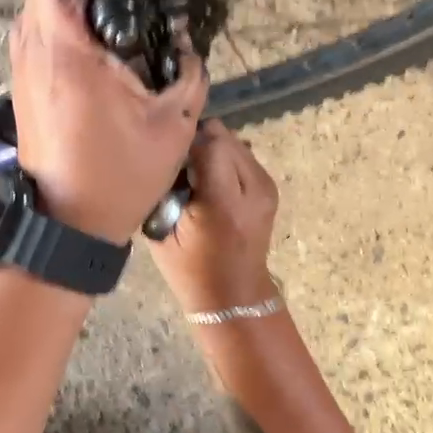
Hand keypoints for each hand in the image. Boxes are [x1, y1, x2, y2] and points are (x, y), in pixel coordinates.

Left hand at [11, 0, 207, 241]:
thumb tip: (188, 41)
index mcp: (66, 51)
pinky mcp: (22, 91)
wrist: (68, 224)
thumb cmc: (119, 175)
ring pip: (34, 12)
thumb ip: (187, 73)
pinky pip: (36, 39)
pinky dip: (58, 23)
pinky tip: (92, 36)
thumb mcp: (172, 123)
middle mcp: (33, 53)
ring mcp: (22, 73)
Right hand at [147, 120, 279, 311]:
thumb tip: (164, 154)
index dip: (184, 142)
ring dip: (211, 149)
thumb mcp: (163, 233)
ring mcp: (266, 185)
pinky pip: (242, 155)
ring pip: (234, 141)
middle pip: (223, 136)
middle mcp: (253, 187)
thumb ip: (164, 189)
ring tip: (193, 174)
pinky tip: (208, 181)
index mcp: (224, 202)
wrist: (235, 296)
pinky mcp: (269, 187)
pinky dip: (223, 159)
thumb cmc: (191, 271)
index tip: (165, 154)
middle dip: (198, 142)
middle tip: (178, 164)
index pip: (208, 143)